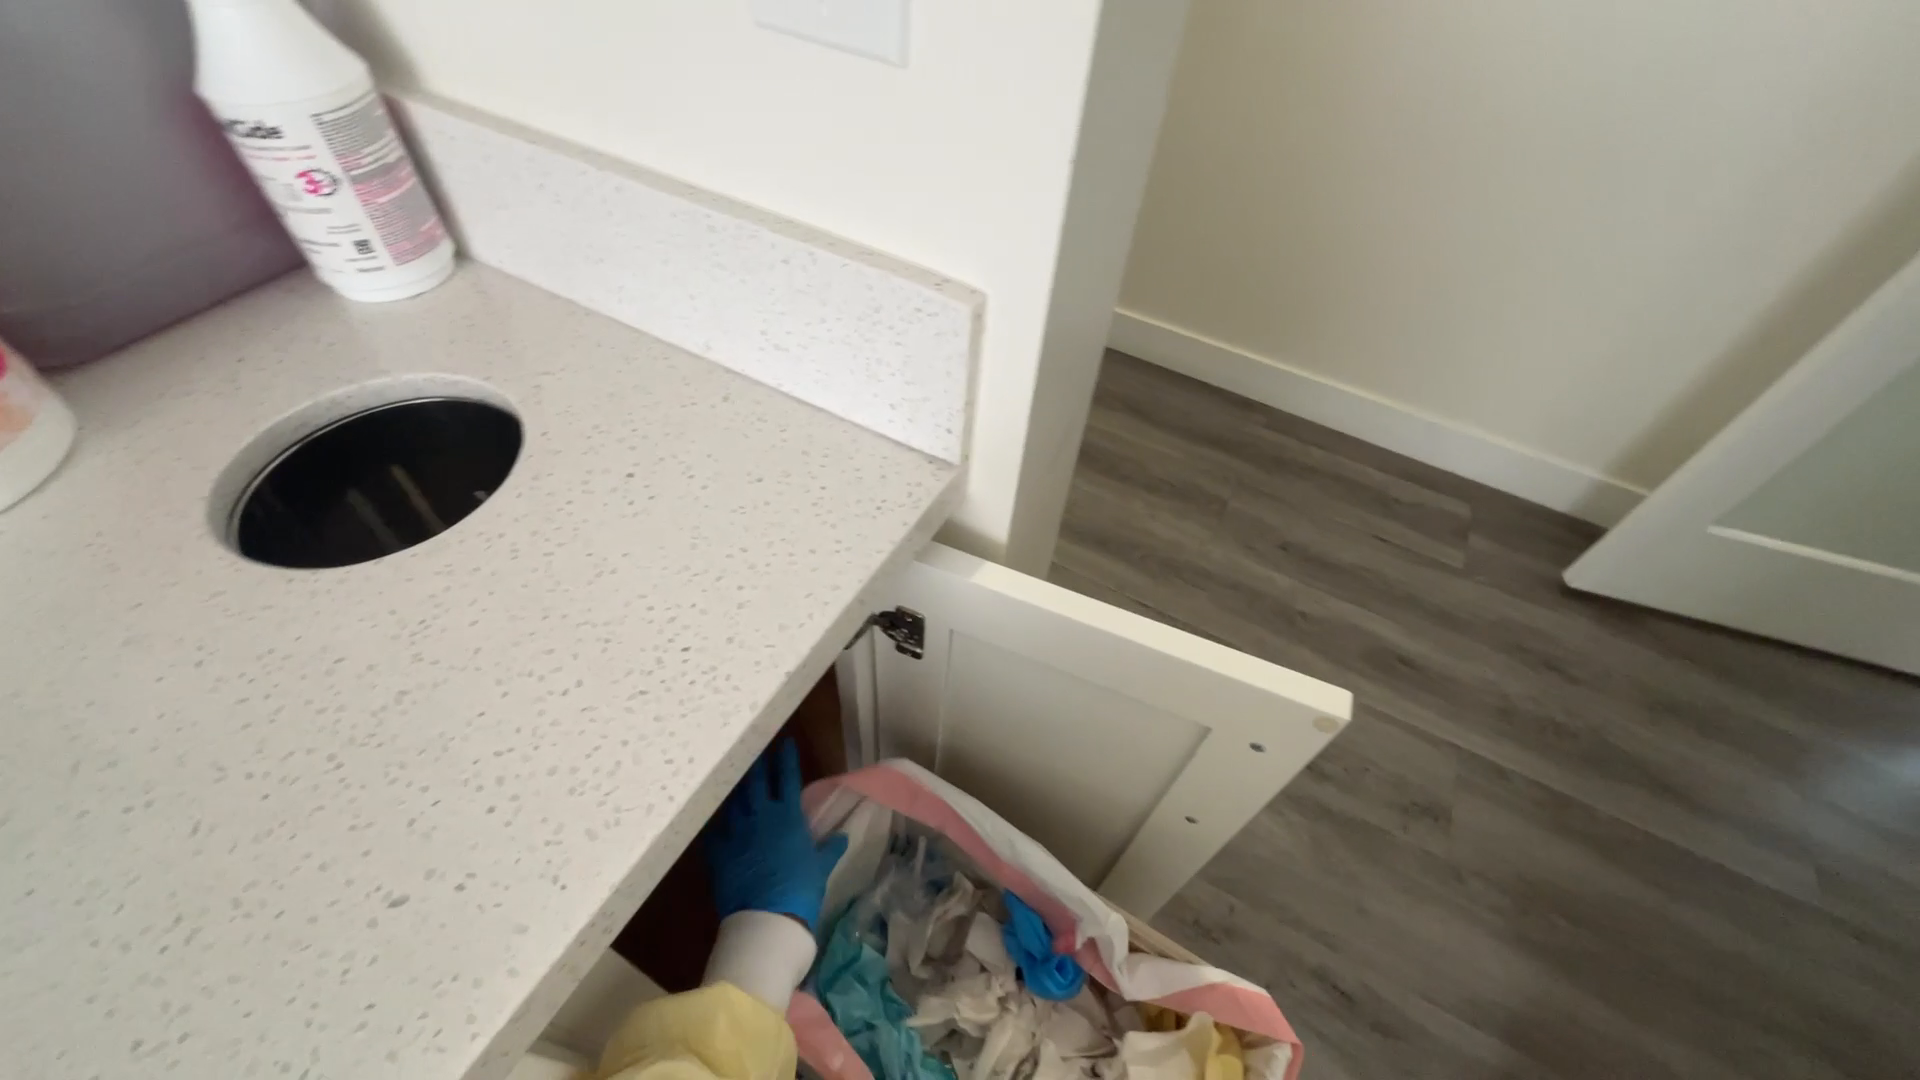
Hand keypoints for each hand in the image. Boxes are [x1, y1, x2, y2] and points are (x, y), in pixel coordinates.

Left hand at [705, 739, 847, 931]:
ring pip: (733, 802)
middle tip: (754, 752)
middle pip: (754, 781)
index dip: (786, 758)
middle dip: (756, 764)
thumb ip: (830, 849)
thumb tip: (842, 837)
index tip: (784, 743)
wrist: (767, 917)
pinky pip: (714, 832)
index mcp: (786, 814)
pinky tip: (718, 825)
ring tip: (737, 784)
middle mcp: (759, 815)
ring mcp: (735, 832)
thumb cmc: (801, 888)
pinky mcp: (717, 852)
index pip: (786, 776)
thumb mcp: (820, 867)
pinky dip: (718, 826)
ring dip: (736, 791)